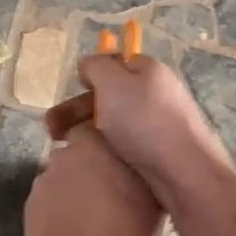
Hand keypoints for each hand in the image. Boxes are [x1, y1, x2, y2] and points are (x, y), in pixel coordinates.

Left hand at [23, 125, 162, 235]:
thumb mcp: (154, 205)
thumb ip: (146, 177)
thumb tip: (147, 173)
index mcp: (96, 144)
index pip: (98, 128)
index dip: (110, 145)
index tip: (124, 165)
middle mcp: (65, 154)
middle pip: (80, 153)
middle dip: (93, 168)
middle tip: (114, 195)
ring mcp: (43, 180)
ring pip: (64, 178)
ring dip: (76, 190)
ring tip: (94, 220)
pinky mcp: (29, 205)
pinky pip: (50, 200)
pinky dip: (61, 210)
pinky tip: (75, 233)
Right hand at [43, 54, 230, 200]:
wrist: (184, 172)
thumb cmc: (144, 122)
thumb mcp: (113, 83)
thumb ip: (97, 66)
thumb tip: (88, 64)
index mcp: (149, 71)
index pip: (115, 63)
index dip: (91, 75)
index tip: (74, 90)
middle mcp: (157, 93)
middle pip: (111, 95)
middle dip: (77, 109)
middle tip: (51, 129)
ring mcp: (160, 124)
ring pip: (115, 123)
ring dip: (87, 132)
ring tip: (64, 149)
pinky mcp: (160, 152)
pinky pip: (126, 146)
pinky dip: (107, 150)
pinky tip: (92, 162)